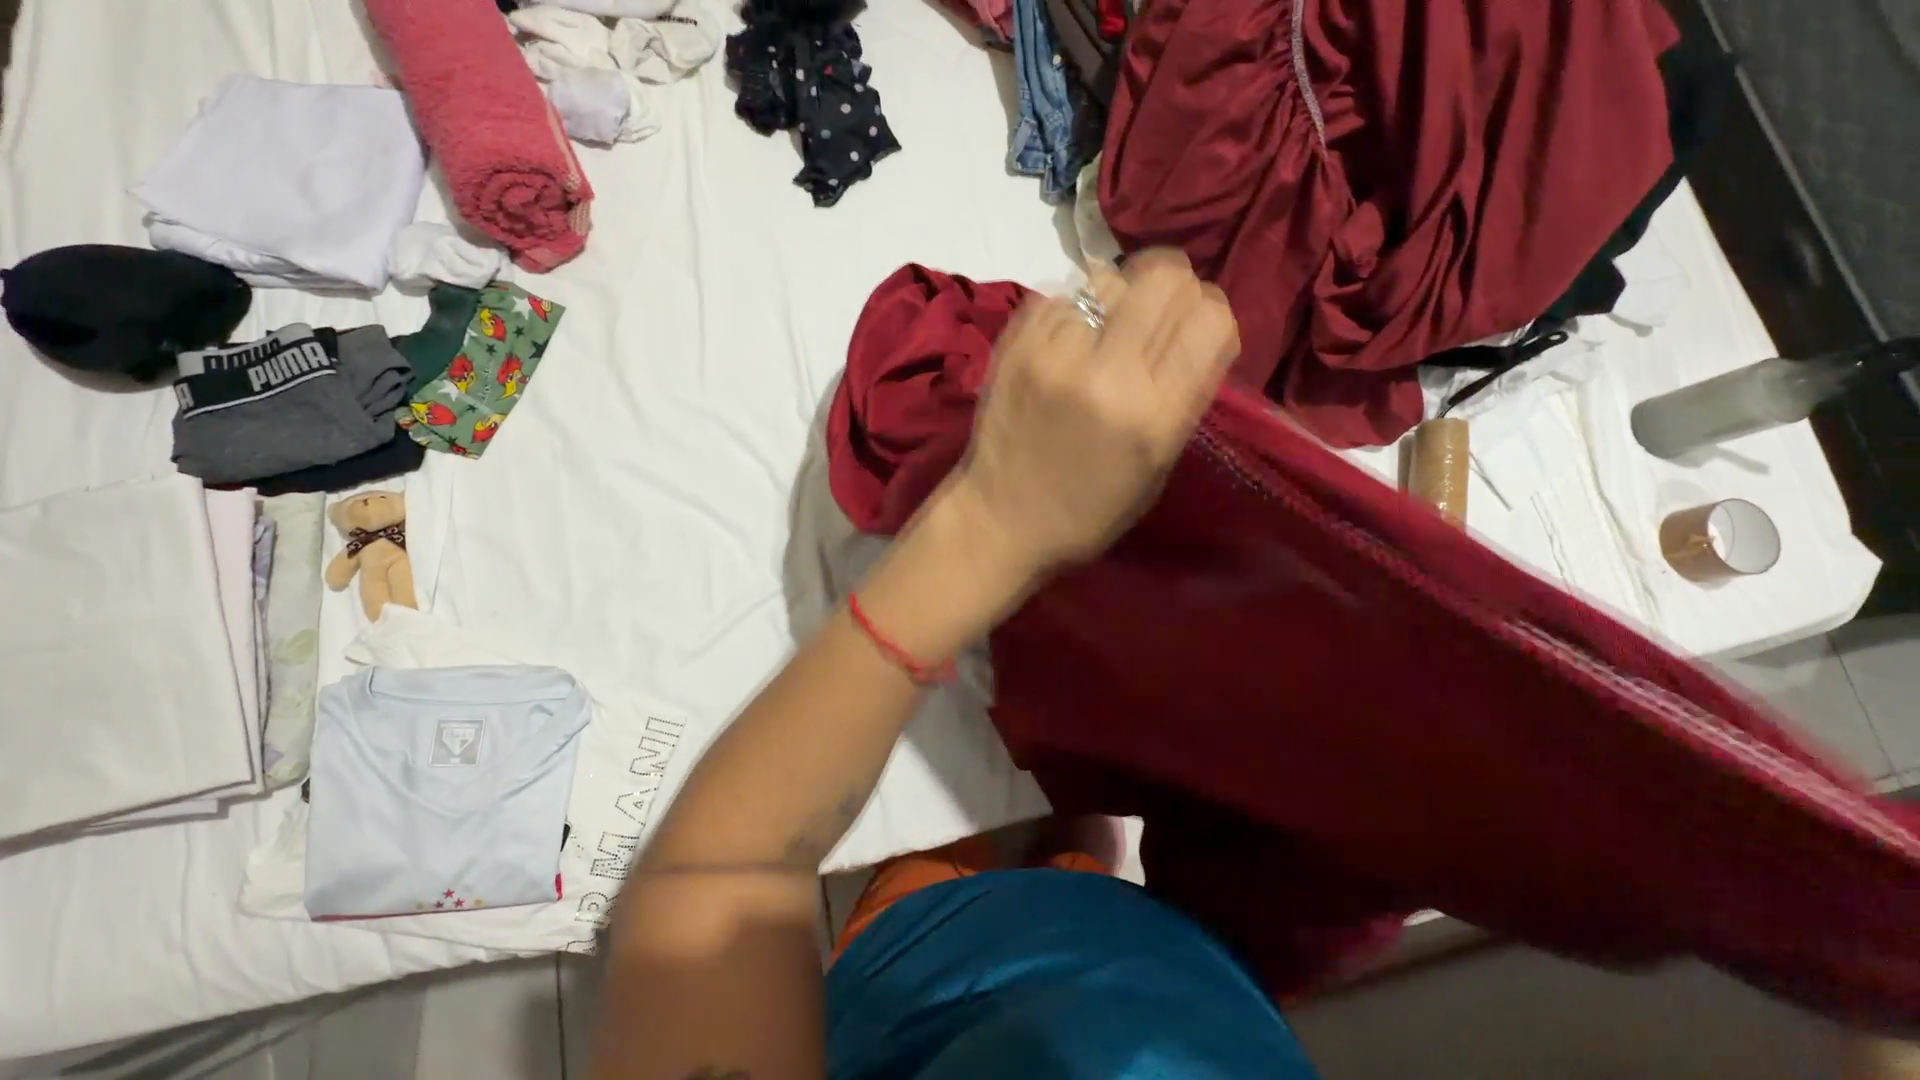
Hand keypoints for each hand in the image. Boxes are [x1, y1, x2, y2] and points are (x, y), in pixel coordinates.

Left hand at [949, 249, 1239, 578]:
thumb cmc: (1090, 509)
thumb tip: (1200, 324)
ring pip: (1110, 279)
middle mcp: (1109, 376)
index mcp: (1155, 416)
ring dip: (1118, 298)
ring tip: (1108, 329)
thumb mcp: (1158, 466)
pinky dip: (1074, 309)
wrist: (1001, 519)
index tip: (1198, 328)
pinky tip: (1069, 339)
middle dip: (1173, 288)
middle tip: (1159, 312)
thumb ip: (1185, 395)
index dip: (1211, 313)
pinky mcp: (1017, 345)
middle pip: (1164, 278)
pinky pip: (1062, 295)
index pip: (1210, 319)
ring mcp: (1057, 355)